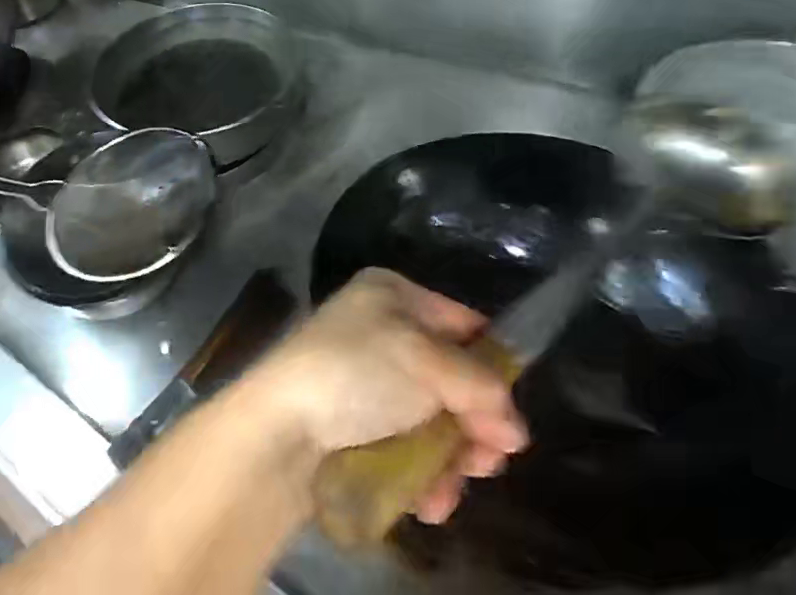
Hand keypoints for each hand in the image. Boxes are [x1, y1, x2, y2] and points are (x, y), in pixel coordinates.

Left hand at [237, 268, 529, 523]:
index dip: (493, 367)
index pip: (462, 323)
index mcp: (392, 295)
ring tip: (450, 488)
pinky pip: (405, 446)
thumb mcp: (426, 363)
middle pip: (452, 379)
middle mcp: (380, 330)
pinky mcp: (354, 425)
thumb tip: (515, 429)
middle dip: (474, 426)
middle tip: (486, 462)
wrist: (280, 427)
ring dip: (450, 461)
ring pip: (431, 420)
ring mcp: (366, 380)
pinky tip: (427, 501)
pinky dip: (422, 475)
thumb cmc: (357, 374)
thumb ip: (480, 388)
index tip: (510, 414)